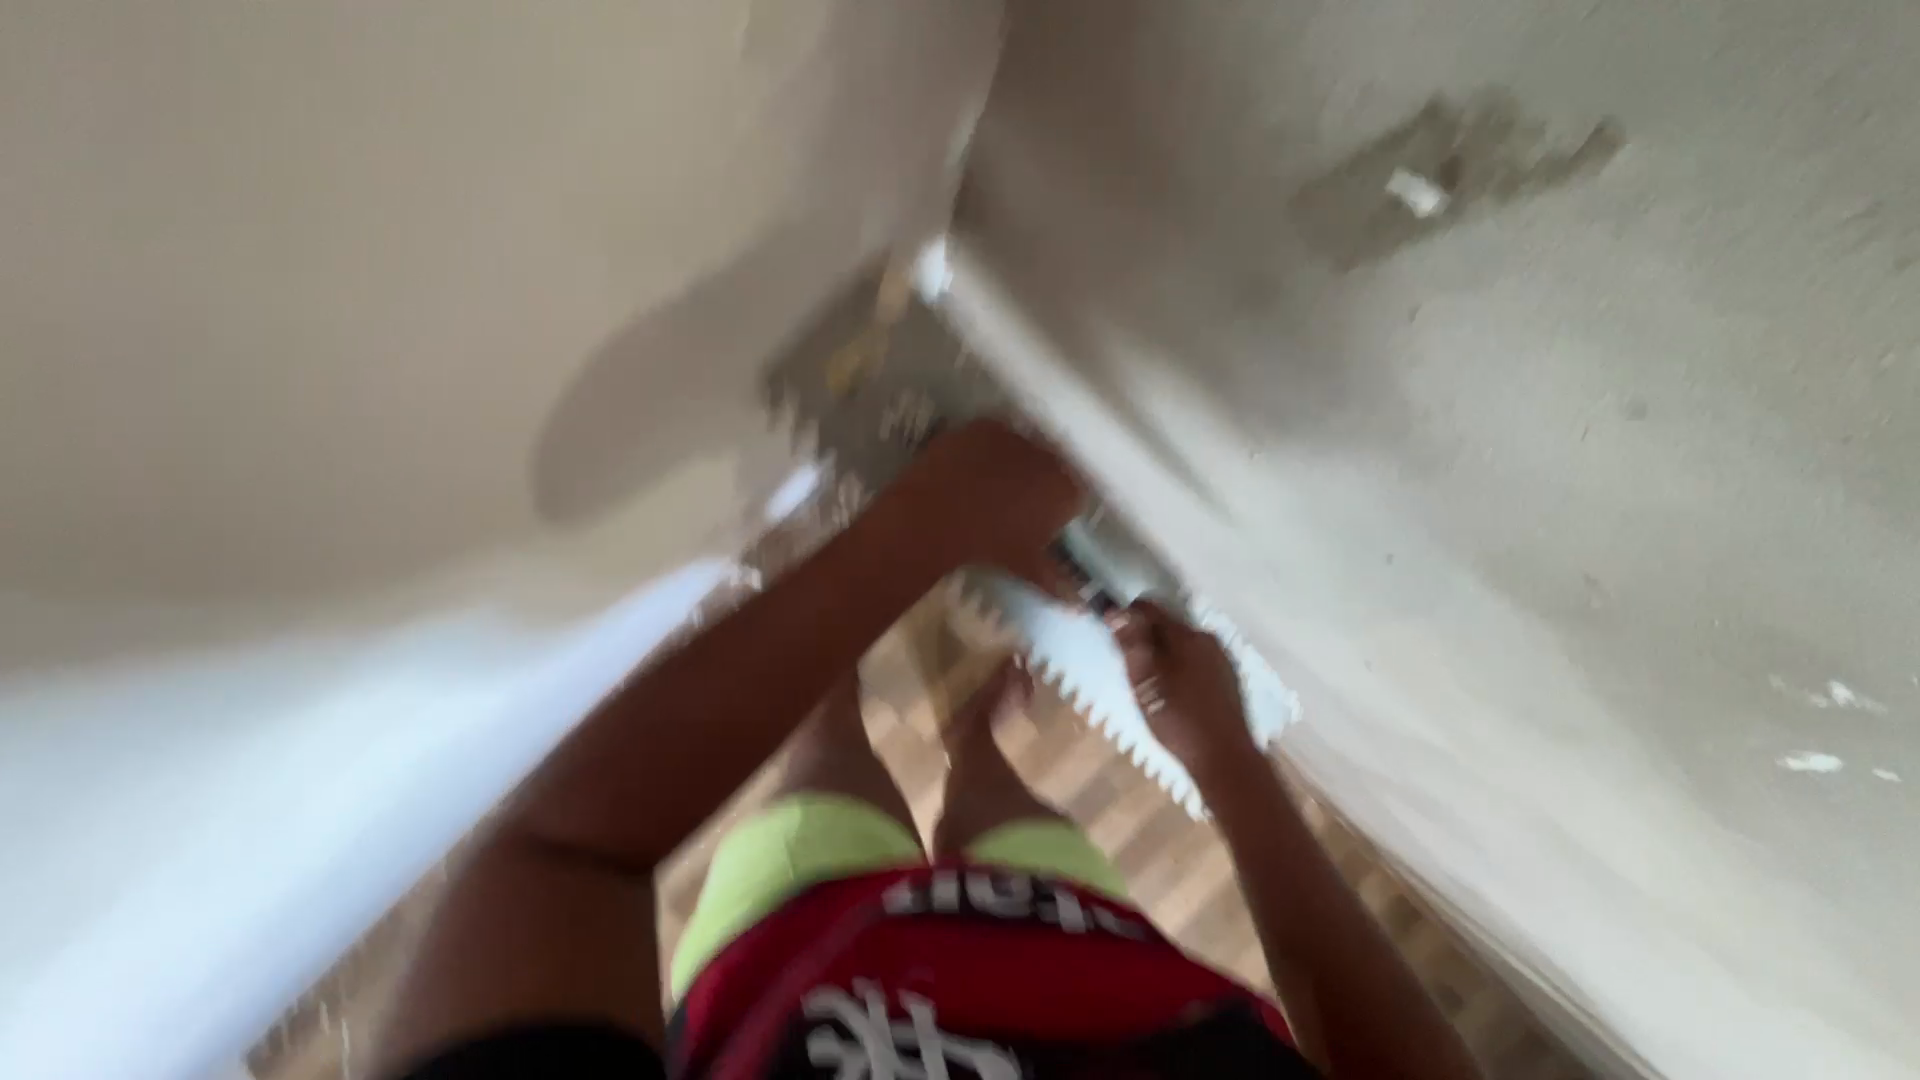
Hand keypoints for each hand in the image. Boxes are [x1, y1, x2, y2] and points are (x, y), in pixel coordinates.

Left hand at [892, 417, 1085, 585]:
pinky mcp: (985, 425)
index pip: (1073, 496)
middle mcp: (1051, 457)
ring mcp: (1017, 436)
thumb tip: (1080, 608)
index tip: (1037, 522)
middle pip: (1051, 467)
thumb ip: (1058, 584)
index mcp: (1067, 490)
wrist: (939, 515)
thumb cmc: (990, 546)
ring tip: (986, 485)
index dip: (1055, 509)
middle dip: (1036, 482)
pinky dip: (984, 448)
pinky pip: (992, 436)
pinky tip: (968, 467)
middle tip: (1012, 504)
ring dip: (1012, 462)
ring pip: (1022, 449)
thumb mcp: (1026, 567)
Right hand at [1111, 599, 1259, 777]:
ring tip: (1153, 687)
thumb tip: (1115, 610)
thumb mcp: (1144, 682)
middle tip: (1133, 671)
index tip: (1114, 636)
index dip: (1126, 617)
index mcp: (1184, 636)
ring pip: (1182, 645)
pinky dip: (1182, 668)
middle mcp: (1206, 639)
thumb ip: (1131, 644)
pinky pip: (1197, 661)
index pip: (1148, 608)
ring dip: (1165, 656)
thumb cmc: (1178, 720)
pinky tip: (1177, 695)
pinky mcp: (1229, 677)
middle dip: (1146, 640)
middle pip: (1166, 626)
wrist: (1224, 758)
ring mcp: (1222, 658)